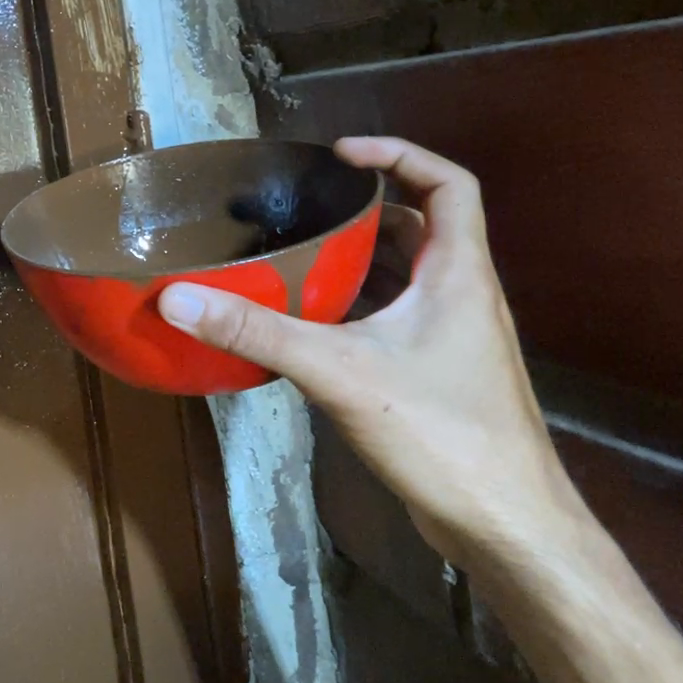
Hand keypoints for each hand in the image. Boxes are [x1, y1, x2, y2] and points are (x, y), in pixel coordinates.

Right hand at [157, 137, 584, 565]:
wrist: (506, 528)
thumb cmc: (442, 433)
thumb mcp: (339, 371)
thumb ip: (257, 332)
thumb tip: (176, 299)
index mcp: (458, 274)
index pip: (450, 184)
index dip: (399, 154)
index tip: (340, 155)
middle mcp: (459, 295)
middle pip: (417, 226)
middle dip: (360, 209)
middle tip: (298, 206)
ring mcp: (448, 336)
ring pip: (401, 274)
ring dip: (352, 258)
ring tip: (290, 252)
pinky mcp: (433, 371)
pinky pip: (389, 315)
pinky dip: (350, 303)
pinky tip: (304, 318)